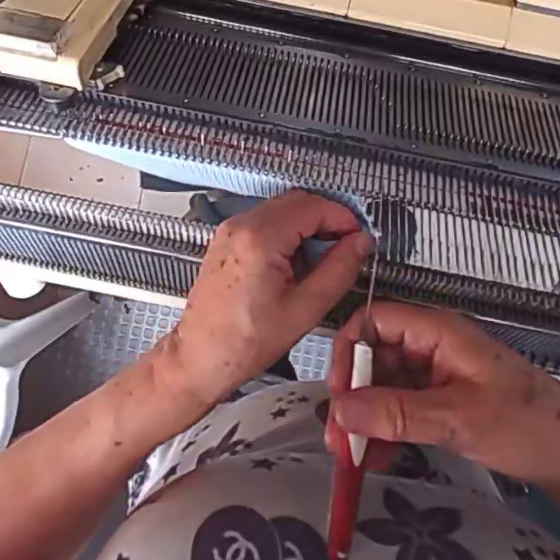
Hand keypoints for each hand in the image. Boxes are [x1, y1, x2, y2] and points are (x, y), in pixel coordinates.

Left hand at [157, 190, 371, 405]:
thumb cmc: (241, 341)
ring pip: (282, 210)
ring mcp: (230, 231)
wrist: (201, 358)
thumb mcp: (306, 308)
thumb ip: (339, 269)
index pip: (314, 206)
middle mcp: (241, 226)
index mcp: (260, 237)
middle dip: (327, 220)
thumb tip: (359, 244)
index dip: (344, 219)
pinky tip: (294, 267)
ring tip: (317, 264)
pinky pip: (266, 223)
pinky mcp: (227, 241)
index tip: (358, 237)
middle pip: (298, 201)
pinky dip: (287, 235)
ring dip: (307, 228)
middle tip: (345, 247)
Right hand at [327, 303, 559, 485]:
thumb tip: (341, 410)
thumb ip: (397, 413)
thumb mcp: (459, 418)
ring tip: (351, 458)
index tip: (336, 393)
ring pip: (384, 387)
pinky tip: (376, 459)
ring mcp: (438, 376)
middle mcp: (434, 347)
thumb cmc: (529, 425)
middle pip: (375, 357)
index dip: (349, 351)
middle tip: (338, 439)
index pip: (376, 320)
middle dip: (352, 395)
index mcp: (439, 331)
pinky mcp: (443, 403)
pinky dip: (385, 431)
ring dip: (365, 419)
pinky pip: (401, 410)